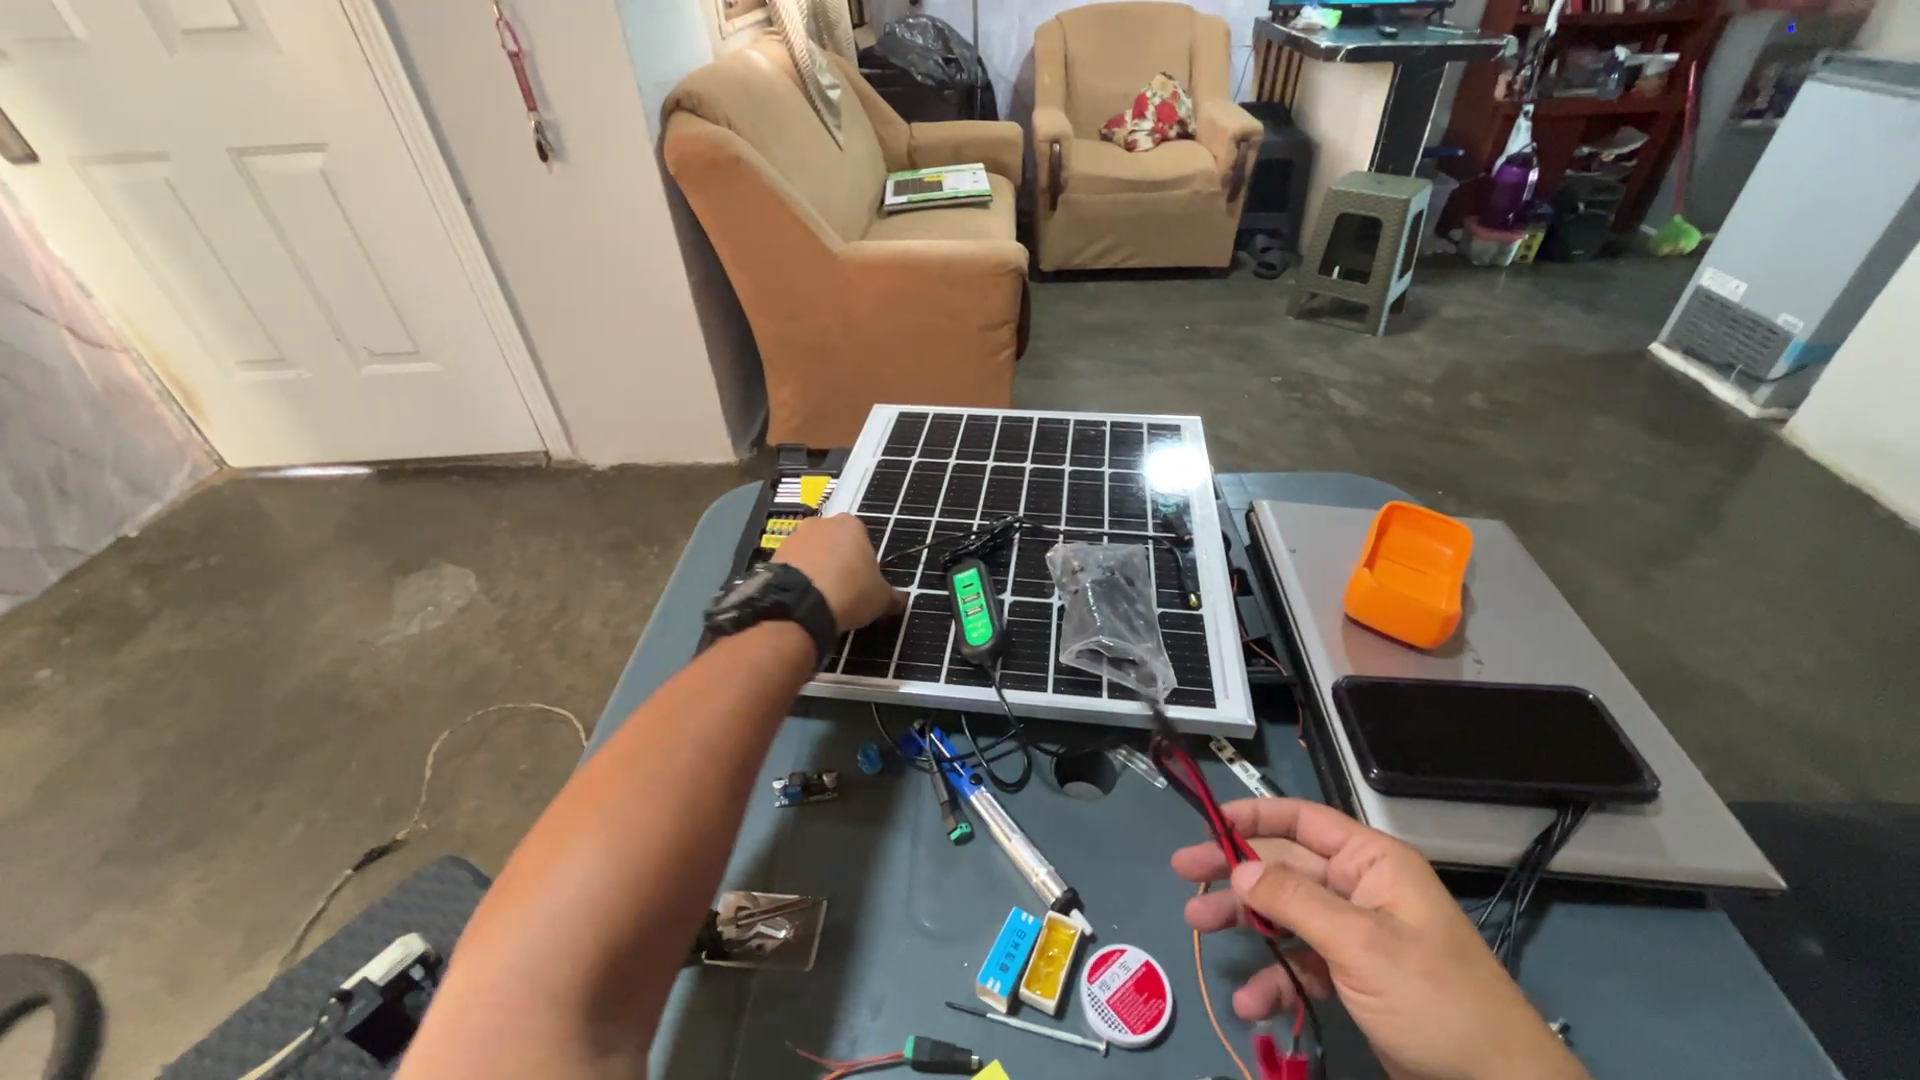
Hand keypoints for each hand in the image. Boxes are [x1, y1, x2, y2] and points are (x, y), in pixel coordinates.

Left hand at [772, 514, 904, 632]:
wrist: (799, 605)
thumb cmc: (849, 592)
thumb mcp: (880, 599)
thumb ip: (892, 596)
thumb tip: (900, 601)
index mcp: (851, 524)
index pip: (862, 538)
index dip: (863, 561)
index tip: (863, 581)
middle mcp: (820, 523)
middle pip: (833, 542)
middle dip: (837, 560)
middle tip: (843, 589)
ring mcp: (793, 537)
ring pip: (810, 552)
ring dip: (815, 569)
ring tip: (820, 597)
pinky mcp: (773, 555)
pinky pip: (791, 566)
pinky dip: (797, 579)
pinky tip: (803, 599)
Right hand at [1173, 798, 1590, 1079]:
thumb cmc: (1434, 999)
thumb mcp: (1361, 944)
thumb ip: (1295, 900)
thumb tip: (1239, 867)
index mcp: (1373, 863)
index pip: (1303, 821)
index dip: (1253, 817)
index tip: (1206, 824)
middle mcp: (1361, 889)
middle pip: (1284, 867)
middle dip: (1236, 874)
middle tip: (1185, 877)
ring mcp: (1356, 934)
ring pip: (1285, 914)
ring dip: (1245, 925)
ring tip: (1199, 930)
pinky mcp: (1353, 976)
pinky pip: (1301, 963)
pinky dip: (1274, 978)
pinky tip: (1251, 1001)